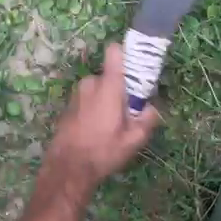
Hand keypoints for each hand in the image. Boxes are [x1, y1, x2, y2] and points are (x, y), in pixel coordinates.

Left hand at [42, 43, 158, 191]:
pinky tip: (97, 131)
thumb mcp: (133, 140)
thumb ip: (147, 120)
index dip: (125, 53)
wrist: (68, 167)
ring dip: (106, 100)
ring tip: (112, 126)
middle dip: (120, 89)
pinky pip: (87, 99)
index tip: (136, 67)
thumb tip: (152, 108)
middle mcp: (90, 84)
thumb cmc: (103, 151)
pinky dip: (94, 108)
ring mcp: (76, 94)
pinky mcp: (68, 106)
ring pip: (98, 89)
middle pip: (110, 77)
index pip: (114, 52)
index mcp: (108, 86)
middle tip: (128, 112)